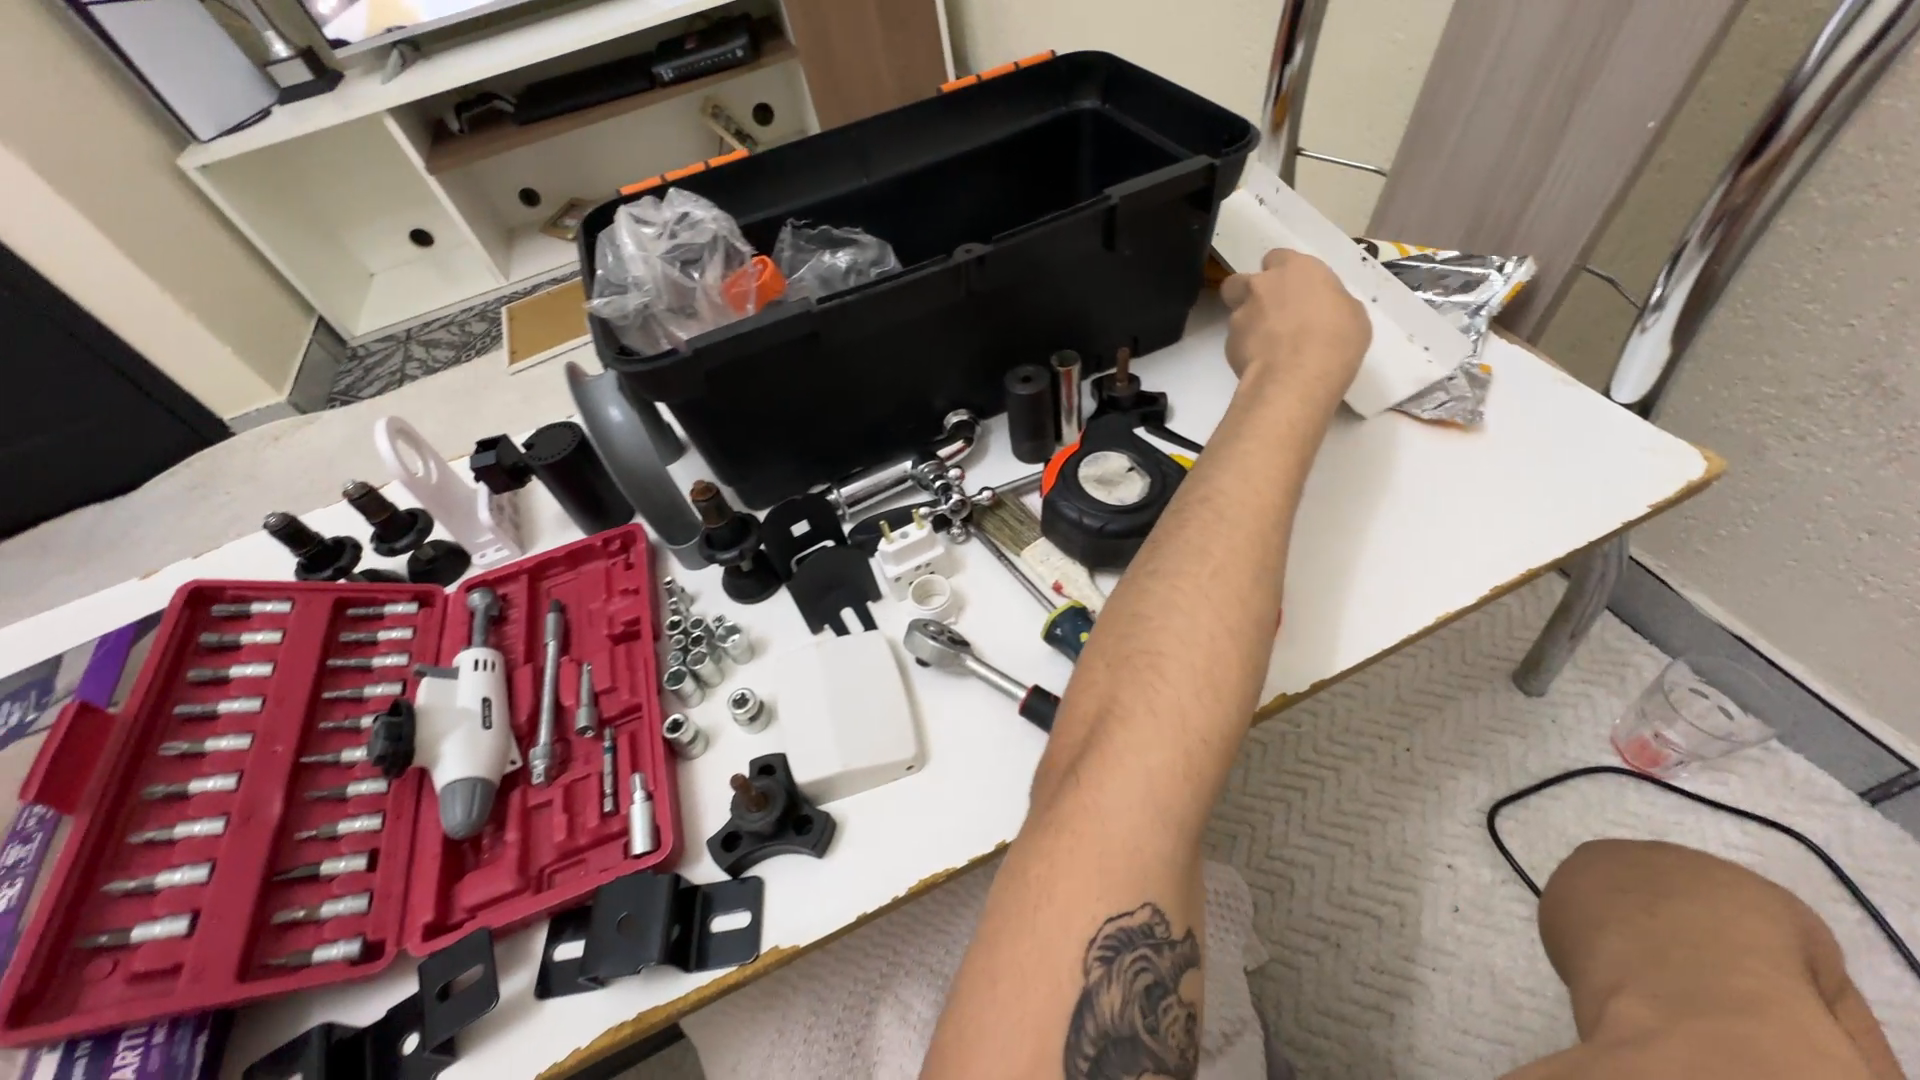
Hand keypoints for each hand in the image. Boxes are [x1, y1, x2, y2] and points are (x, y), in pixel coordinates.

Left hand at [1220, 249, 1369, 414]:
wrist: (1297, 376)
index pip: (1278, 257)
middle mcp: (1262, 286)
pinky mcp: (1228, 343)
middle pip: (1242, 281)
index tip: (1294, 290)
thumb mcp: (1351, 314)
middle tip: (1268, 312)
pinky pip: (1235, 341)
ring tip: (1266, 344)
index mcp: (1296, 269)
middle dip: (1249, 293)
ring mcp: (1240, 314)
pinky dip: (1245, 349)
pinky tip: (1262, 364)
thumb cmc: (1336, 339)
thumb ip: (1328, 302)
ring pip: (1235, 311)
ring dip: (1247, 322)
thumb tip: (1321, 309)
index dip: (1283, 273)